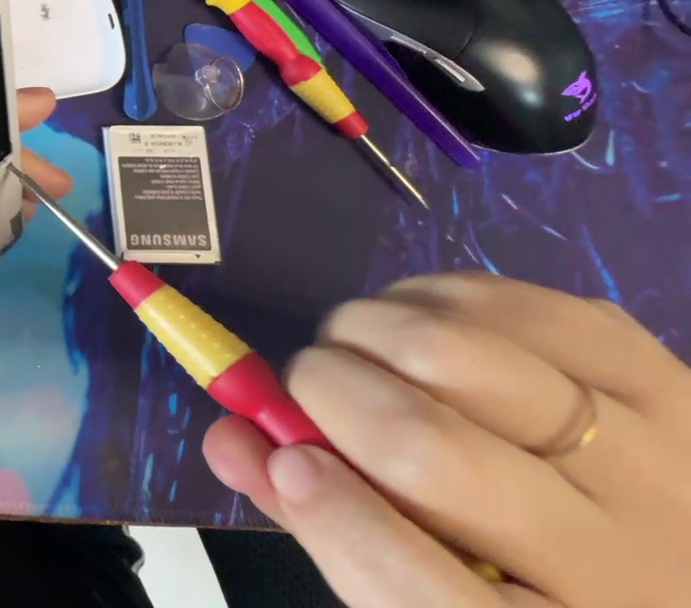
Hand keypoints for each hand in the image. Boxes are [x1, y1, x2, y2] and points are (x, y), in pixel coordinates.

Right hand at [202, 273, 690, 607]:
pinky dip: (438, 297)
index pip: (421, 595)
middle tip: (307, 386)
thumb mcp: (416, 587)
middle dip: (324, 391)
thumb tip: (229, 438)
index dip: (336, 519)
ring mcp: (664, 470)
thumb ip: (312, 519)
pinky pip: (524, 306)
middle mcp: (630, 569)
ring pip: (459, 356)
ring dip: (368, 329)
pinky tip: (422, 322)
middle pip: (425, 450)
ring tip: (356, 347)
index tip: (288, 461)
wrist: (680, 555)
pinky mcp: (676, 386)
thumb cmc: (518, 578)